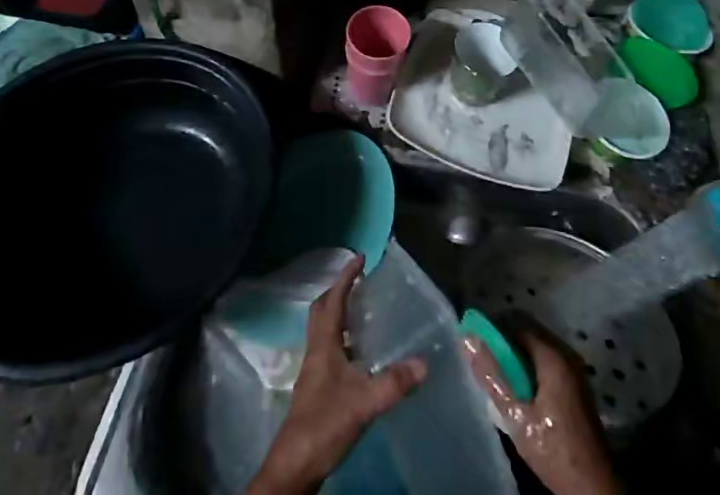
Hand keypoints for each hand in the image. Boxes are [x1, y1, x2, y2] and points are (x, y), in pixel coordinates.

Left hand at [247, 253, 427, 494]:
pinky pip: (332, 350)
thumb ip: (393, 382)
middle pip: (323, 310)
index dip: (346, 277)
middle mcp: (316, 350)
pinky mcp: (318, 387)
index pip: (333, 300)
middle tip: (362, 282)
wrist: (296, 462)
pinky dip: (346, 342)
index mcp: (323, 345)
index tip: (360, 257)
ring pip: (326, 331)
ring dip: (342, 316)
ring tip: (367, 313)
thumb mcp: (363, 403)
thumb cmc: (324, 424)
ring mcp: (315, 370)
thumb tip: (424, 362)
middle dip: (340, 291)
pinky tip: (364, 356)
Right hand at [462, 320, 621, 494]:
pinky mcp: (573, 386)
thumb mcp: (515, 414)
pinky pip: (543, 361)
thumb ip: (491, 374)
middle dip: (501, 341)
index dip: (491, 327)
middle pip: (526, 331)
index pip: (516, 321)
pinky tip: (514, 389)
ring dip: (512, 355)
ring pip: (534, 347)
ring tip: (493, 375)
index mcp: (553, 357)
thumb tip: (466, 338)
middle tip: (480, 359)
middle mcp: (566, 355)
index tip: (471, 341)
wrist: (593, 488)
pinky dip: (526, 366)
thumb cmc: (552, 449)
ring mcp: (573, 371)